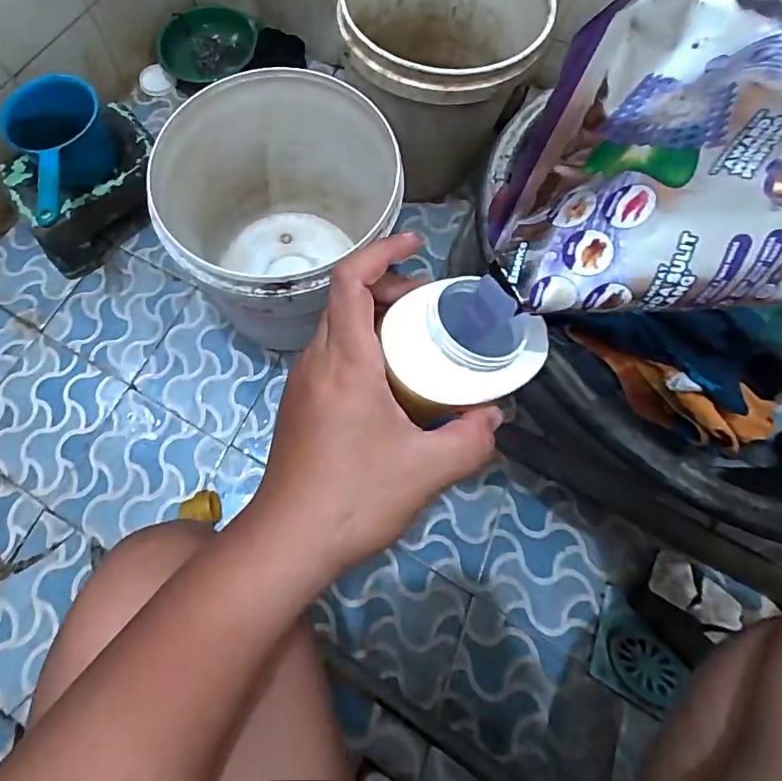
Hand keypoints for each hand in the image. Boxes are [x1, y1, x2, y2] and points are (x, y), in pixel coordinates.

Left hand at [243, 233, 503, 577]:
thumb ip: (469, 439)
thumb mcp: (426, 470)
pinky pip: (330, 353)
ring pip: (335, 326)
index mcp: (344, 360)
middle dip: (386, 286)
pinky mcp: (299, 402)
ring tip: (413, 337)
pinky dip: (359, 344)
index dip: (380, 251)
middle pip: (344, 298)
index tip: (414, 244)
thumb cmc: (354, 496)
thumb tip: (492, 417)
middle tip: (428, 303)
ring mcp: (302, 381)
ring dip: (372, 316)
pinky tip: (387, 380)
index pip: (349, 280)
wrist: (289, 537)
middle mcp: (317, 360)